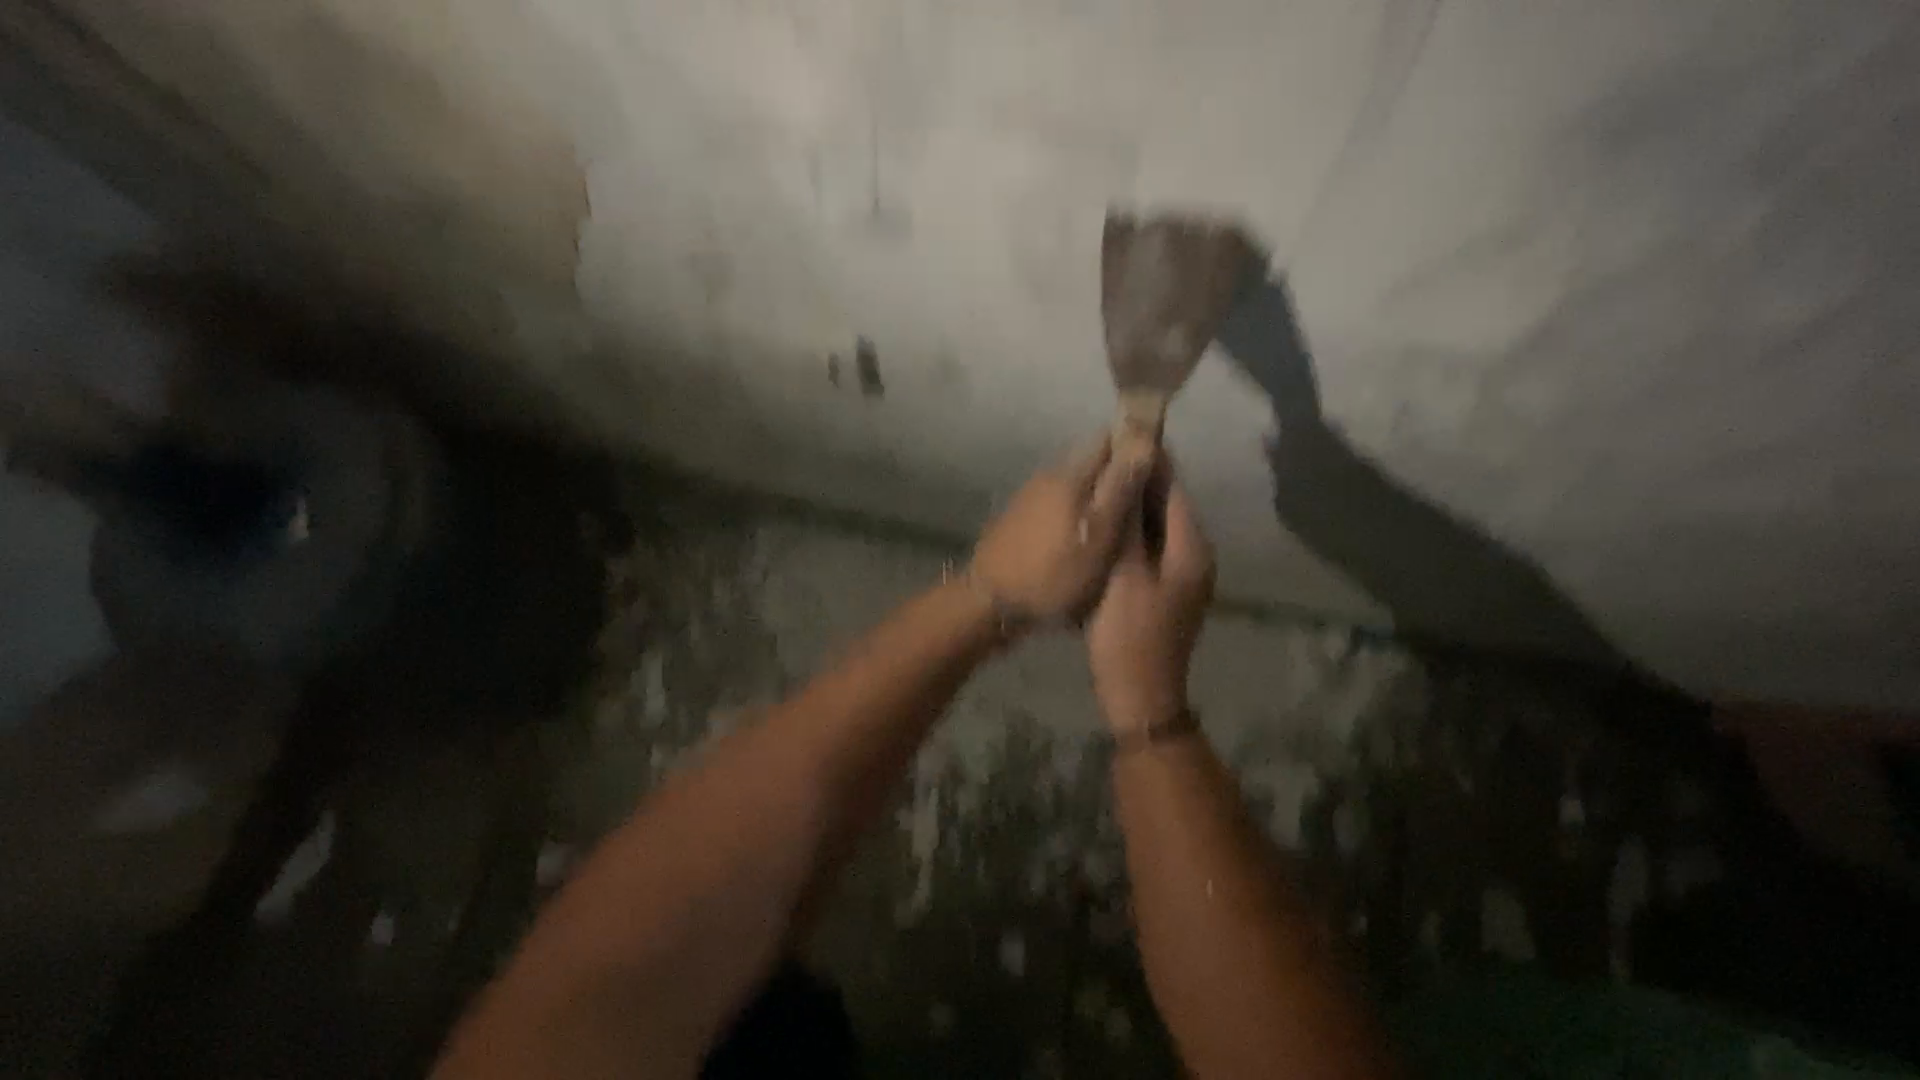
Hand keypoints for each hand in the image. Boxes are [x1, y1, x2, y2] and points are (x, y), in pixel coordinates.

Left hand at [971, 438, 1154, 624]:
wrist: (990, 601)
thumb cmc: (1053, 573)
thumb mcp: (1099, 536)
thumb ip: (1121, 488)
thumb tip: (1143, 441)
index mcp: (1071, 474)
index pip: (1109, 439)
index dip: (1135, 448)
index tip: (1157, 472)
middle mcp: (1048, 475)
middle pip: (1091, 461)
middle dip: (1117, 474)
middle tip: (1141, 508)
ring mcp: (1029, 495)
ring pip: (1074, 483)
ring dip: (1095, 496)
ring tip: (1114, 528)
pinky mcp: (1018, 516)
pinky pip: (1057, 502)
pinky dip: (1075, 513)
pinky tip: (1081, 539)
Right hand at [1085, 465, 1215, 732]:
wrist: (1139, 694)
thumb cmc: (1129, 632)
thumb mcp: (1123, 573)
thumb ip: (1128, 521)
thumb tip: (1130, 471)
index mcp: (1192, 547)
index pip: (1174, 488)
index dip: (1150, 461)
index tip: (1122, 435)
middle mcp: (1196, 555)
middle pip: (1168, 505)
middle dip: (1138, 482)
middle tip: (1101, 462)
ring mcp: (1183, 575)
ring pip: (1158, 527)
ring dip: (1132, 508)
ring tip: (1097, 488)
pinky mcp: (1166, 589)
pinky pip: (1150, 548)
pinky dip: (1130, 534)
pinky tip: (1103, 529)